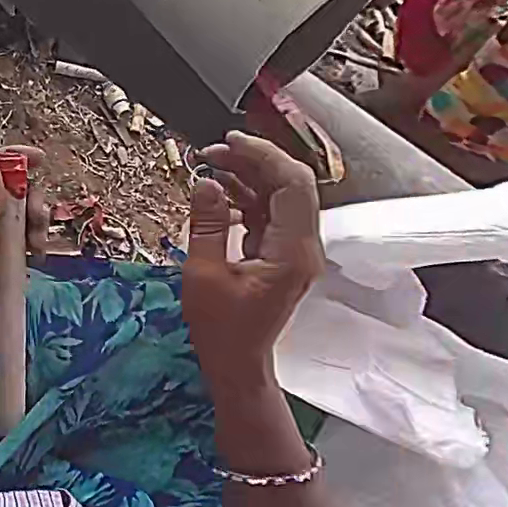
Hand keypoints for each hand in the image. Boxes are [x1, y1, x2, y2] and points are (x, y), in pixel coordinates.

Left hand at [0, 148, 41, 378]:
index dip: (12, 158)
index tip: (39, 161)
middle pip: (8, 190)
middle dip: (28, 200)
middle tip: (37, 222)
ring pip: (16, 215)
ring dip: (33, 225)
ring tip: (36, 247)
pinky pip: (16, 240)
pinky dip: (28, 244)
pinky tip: (34, 258)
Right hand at [183, 132, 324, 388]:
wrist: (237, 364)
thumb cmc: (221, 329)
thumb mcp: (204, 274)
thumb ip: (207, 224)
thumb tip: (205, 182)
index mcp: (293, 252)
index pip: (292, 186)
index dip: (263, 156)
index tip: (229, 142)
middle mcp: (303, 246)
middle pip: (289, 186)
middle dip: (252, 161)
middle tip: (212, 152)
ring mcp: (294, 249)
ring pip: (278, 197)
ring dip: (247, 177)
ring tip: (209, 166)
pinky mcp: (280, 253)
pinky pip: (268, 213)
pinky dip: (245, 198)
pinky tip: (219, 191)